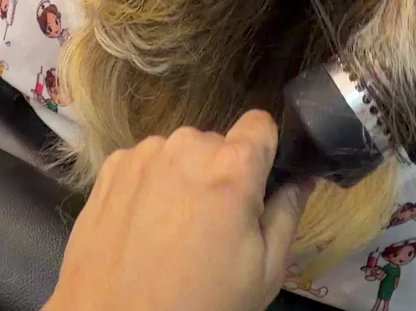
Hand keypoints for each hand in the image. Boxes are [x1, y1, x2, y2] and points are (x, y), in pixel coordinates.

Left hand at [44, 111, 311, 310]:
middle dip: (221, 173)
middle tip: (213, 225)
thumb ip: (288, 213)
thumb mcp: (263, 272)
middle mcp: (187, 144)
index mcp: (232, 165)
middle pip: (218, 143)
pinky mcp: (113, 165)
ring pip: (180, 152)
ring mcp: (146, 151)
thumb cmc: (200, 303)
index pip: (261, 123)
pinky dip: (150, 185)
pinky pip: (146, 162)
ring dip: (184, 177)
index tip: (257, 183)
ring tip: (173, 230)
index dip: (264, 151)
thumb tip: (302, 176)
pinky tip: (143, 226)